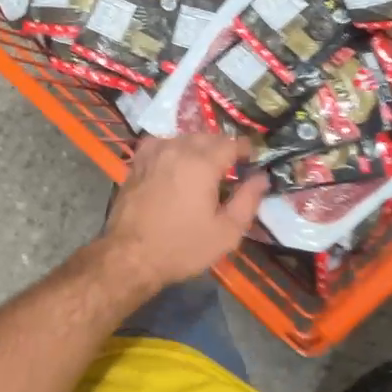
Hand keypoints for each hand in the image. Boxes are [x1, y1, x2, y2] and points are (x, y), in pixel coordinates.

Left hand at [101, 134, 270, 290]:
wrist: (131, 255)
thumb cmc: (182, 247)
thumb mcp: (226, 232)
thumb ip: (247, 200)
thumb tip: (261, 177)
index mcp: (202, 163)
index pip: (230, 143)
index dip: (245, 148)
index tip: (252, 158)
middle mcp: (177, 149)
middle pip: (206, 136)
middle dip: (222, 146)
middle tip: (231, 165)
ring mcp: (154, 152)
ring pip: (183, 137)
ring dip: (198, 146)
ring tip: (204, 165)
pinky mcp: (137, 161)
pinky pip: (161, 143)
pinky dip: (173, 147)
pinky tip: (175, 163)